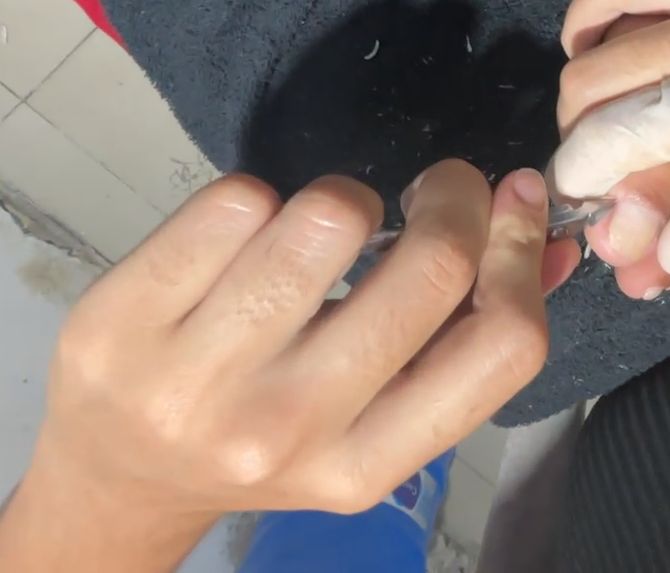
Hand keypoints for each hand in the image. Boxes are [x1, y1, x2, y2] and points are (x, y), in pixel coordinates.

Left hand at [0, 163, 557, 570]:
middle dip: (452, 193)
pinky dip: (259, 197)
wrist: (117, 478)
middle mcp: (287, 432)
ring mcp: (193, 381)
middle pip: (432, 264)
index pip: (502, 342)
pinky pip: (238, 198)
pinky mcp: (117, 321)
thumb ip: (471, 333)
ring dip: (344, 198)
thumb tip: (552, 236)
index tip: (508, 197)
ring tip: (317, 232)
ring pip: (329, 216)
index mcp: (370, 464)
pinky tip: (241, 239)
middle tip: (431, 190)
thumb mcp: (378, 415)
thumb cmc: (274, 432)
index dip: (522, 248)